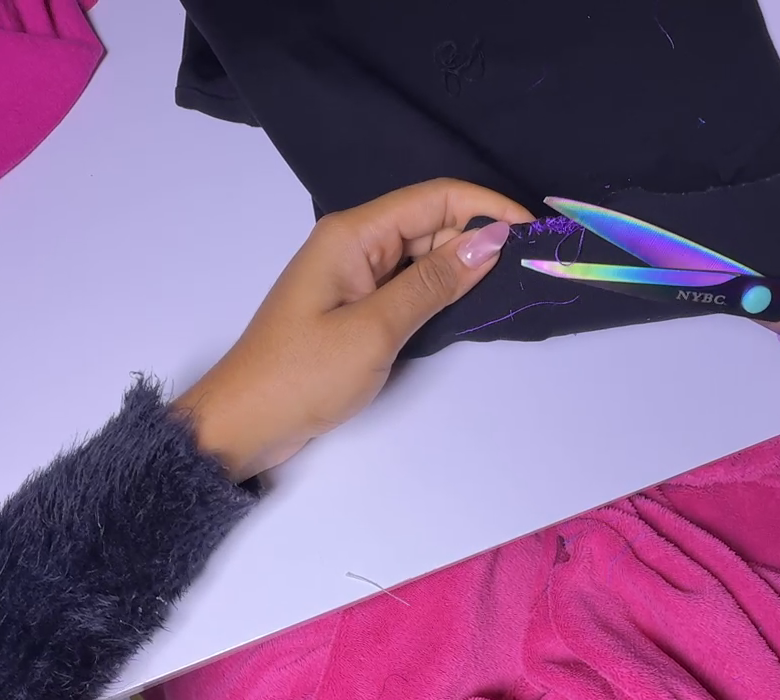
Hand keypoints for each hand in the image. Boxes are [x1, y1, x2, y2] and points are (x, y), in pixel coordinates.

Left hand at [175, 179, 532, 479]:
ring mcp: (354, 281)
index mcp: (353, 235)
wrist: (246, 422)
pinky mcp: (354, 312)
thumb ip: (431, 284)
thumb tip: (489, 241)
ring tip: (511, 285)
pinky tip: (467, 307)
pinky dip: (437, 295)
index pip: (434, 198)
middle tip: (531, 267)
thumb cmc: (302, 375)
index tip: (533, 231)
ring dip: (462, 268)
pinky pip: (405, 290)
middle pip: (429, 224)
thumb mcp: (374, 329)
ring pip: (420, 259)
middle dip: (479, 237)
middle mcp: (355, 247)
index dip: (487, 208)